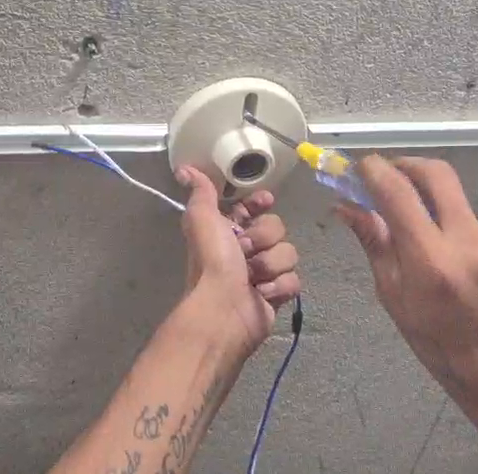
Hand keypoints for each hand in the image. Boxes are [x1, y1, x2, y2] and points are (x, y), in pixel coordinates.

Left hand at [175, 166, 301, 357]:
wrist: (224, 308)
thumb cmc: (212, 259)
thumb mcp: (202, 217)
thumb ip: (200, 191)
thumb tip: (183, 169)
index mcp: (227, 228)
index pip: (253, 207)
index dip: (260, 203)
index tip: (265, 200)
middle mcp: (245, 248)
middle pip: (276, 227)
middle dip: (263, 238)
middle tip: (244, 250)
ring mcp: (263, 271)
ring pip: (288, 253)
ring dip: (269, 264)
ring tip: (252, 276)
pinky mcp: (277, 294)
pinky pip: (294, 280)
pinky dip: (279, 286)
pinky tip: (263, 292)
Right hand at [335, 155, 477, 420]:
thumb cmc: (444, 349)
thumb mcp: (395, 300)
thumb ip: (374, 244)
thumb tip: (345, 206)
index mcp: (432, 260)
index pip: (397, 189)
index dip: (371, 170)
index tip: (354, 170)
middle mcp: (466, 240)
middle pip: (434, 172)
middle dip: (403, 165)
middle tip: (382, 178)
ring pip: (450, 195)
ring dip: (423, 197)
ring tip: (407, 225)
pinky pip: (465, 217)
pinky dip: (444, 221)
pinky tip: (440, 251)